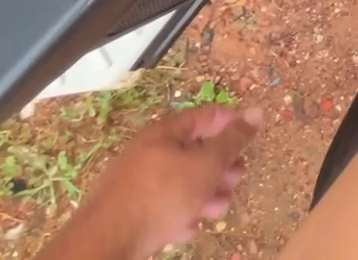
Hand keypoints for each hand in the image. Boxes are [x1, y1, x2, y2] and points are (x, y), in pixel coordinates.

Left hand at [44, 106, 260, 258]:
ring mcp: (134, 184)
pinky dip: (181, 212)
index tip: (251, 141)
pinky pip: (163, 205)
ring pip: (182, 181)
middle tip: (237, 179)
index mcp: (164, 133)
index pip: (207, 116)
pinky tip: (190, 228)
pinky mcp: (127, 212)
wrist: (100, 249)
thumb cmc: (161, 196)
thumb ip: (234, 139)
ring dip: (206, 193)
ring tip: (218, 210)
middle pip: (196, 151)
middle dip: (222, 166)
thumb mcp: (207, 165)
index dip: (233, 123)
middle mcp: (148, 153)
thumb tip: (257, 111)